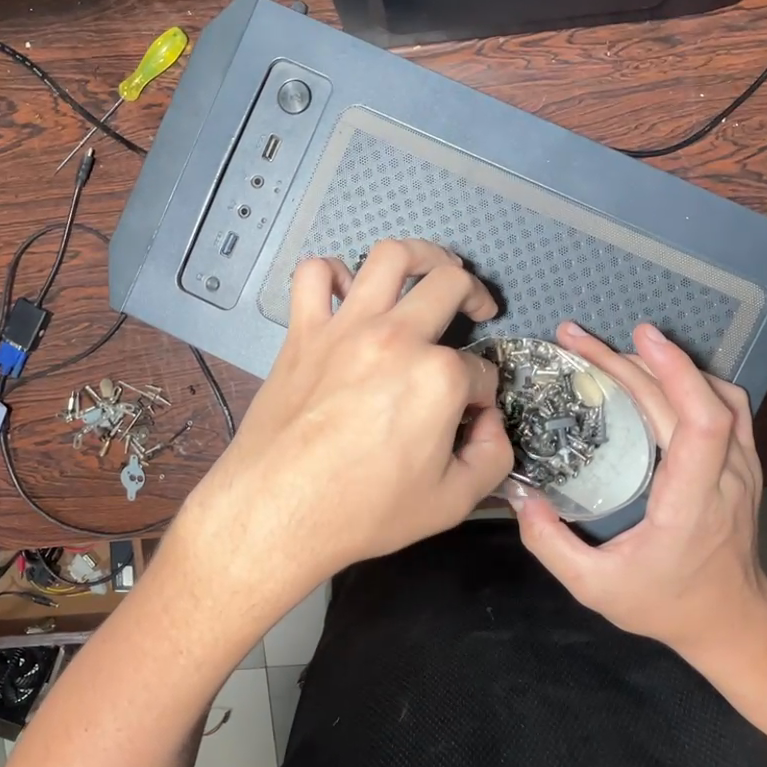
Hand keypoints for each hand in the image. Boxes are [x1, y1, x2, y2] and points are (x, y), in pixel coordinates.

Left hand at [180, 239, 513, 591]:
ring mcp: (345, 328)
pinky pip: (314, 275)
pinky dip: (334, 272)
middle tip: (480, 310)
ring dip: (422, 254)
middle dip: (477, 294)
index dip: (485, 392)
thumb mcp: (450, 503)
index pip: (480, 370)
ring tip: (433, 268)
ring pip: (390, 255)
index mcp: (437, 377)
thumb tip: (490, 425)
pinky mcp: (303, 331)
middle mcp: (396, 337)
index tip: (472, 412)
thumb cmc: (361, 512)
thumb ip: (491, 458)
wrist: (275, 512)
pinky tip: (349, 292)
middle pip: (450, 285)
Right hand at [514, 321, 766, 654]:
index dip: (674, 373)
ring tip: (616, 354)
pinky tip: (659, 379)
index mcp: (693, 502)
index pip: (702, 423)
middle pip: (694, 399)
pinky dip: (693, 381)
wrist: (732, 623)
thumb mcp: (594, 588)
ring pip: (720, 395)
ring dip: (668, 365)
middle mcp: (727, 477)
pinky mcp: (746, 466)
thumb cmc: (665, 605)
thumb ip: (550, 544)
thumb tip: (518, 495)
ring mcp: (744, 468)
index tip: (635, 340)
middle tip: (579, 339)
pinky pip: (730, 408)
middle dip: (636, 360)